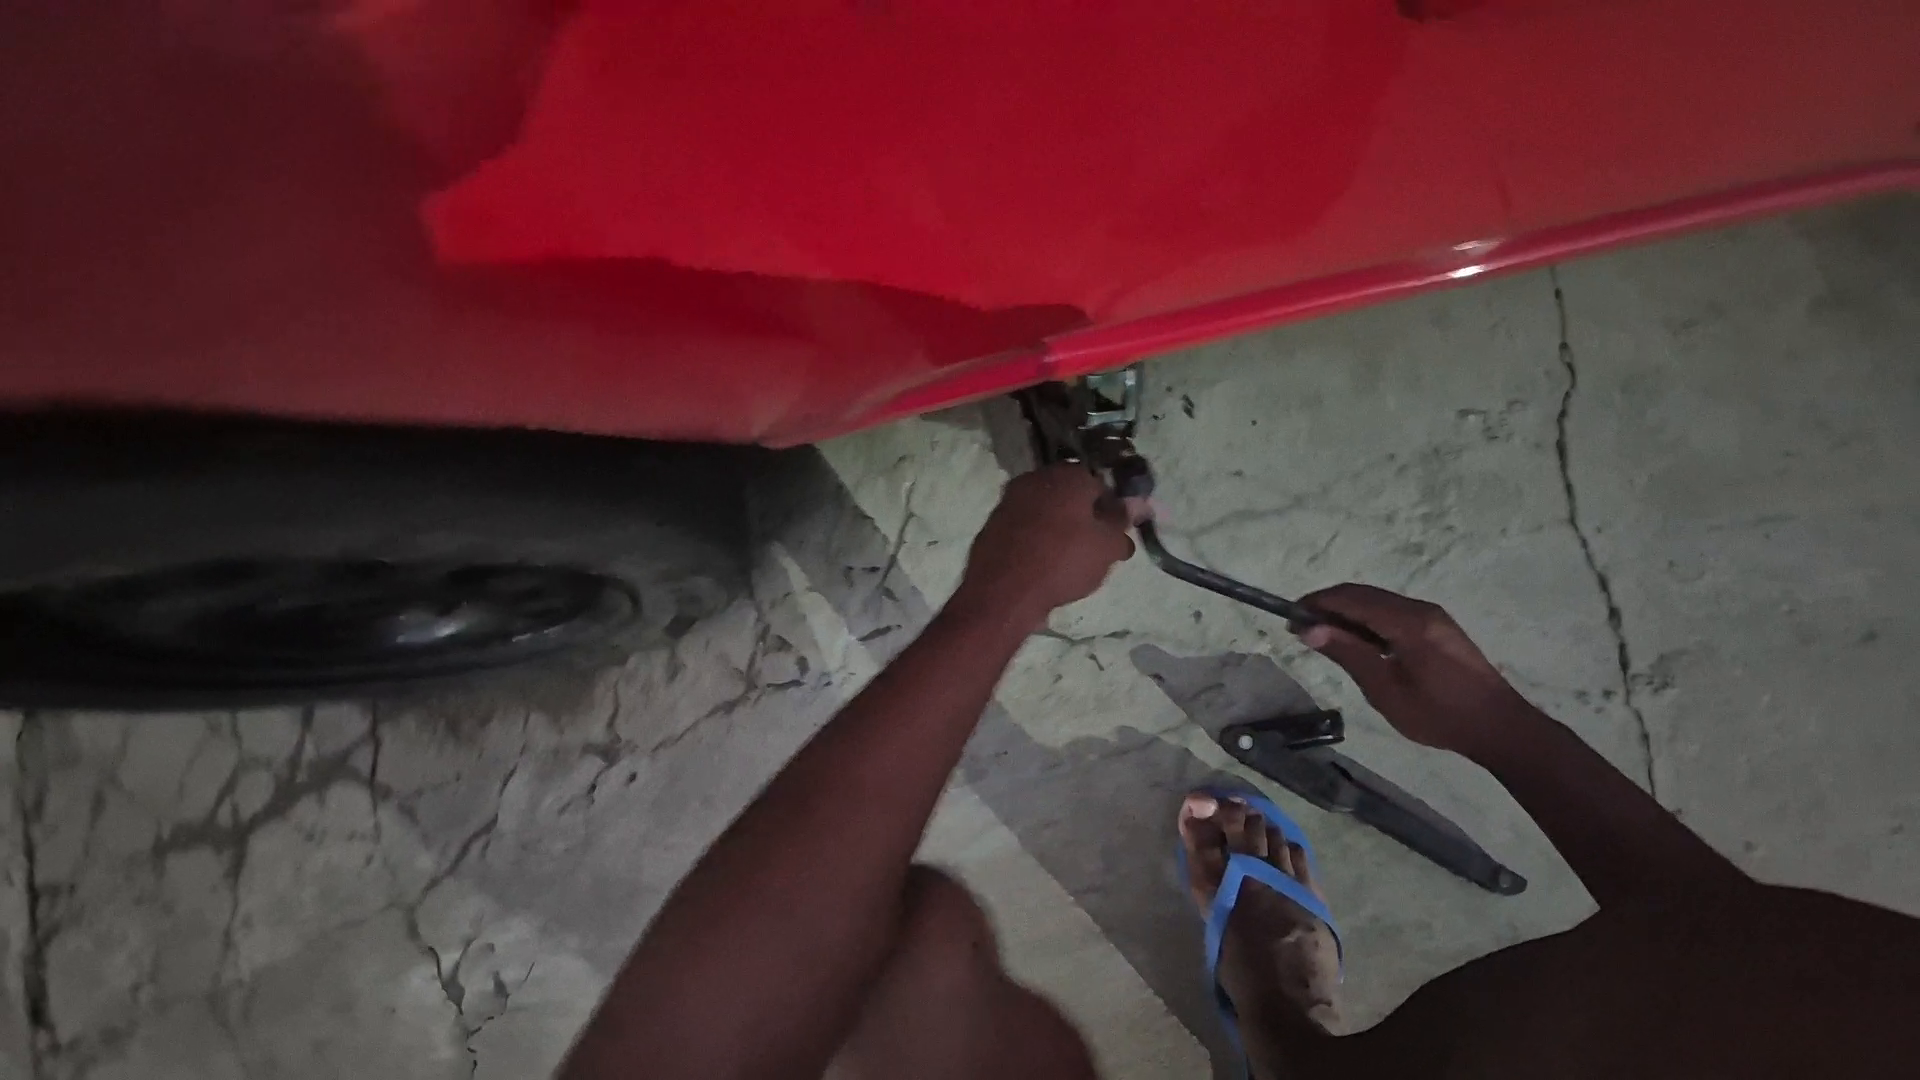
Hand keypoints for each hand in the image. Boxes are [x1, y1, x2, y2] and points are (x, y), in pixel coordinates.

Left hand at [950, 465, 1134, 627]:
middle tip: (1094, 549)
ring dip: (1059, 529)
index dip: (1112, 511)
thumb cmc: (1063, 562)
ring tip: (1069, 561)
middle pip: (1070, 496)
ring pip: (1046, 511)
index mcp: (1068, 475)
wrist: (1003, 591)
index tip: (1115, 535)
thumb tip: (1136, 506)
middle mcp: (1036, 478)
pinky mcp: (993, 523)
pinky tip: (1042, 564)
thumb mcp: (1106, 547)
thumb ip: (1122, 522)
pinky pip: (1025, 528)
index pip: (1101, 486)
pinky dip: (1036, 540)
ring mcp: (1010, 500)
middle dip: (1084, 518)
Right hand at [1293, 584, 1527, 755]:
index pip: (1351, 599)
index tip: (1291, 620)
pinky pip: (1390, 611)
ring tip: (1323, 637)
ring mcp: (1431, 616)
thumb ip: (1348, 653)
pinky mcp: (1436, 627)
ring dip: (1346, 612)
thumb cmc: (1438, 714)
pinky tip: (1355, 641)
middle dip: (1328, 606)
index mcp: (1408, 622)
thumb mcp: (1385, 689)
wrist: (1498, 726)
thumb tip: (1309, 629)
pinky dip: (1365, 619)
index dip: (1317, 604)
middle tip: (1302, 629)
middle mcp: (1420, 609)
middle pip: (1363, 594)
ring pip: (1376, 601)